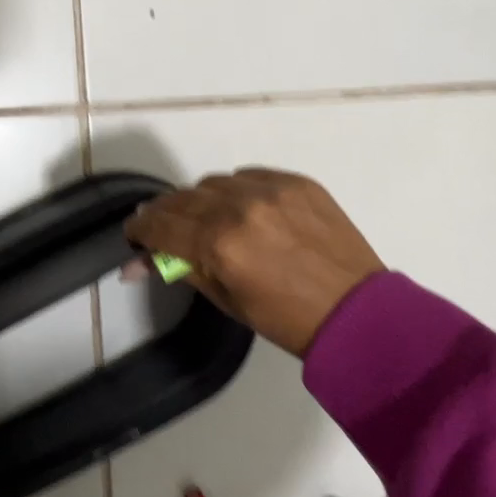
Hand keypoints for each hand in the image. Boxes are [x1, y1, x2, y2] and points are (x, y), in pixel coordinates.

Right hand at [124, 168, 383, 356]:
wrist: (361, 314)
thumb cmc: (287, 320)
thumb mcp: (226, 300)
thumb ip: (181, 269)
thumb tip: (137, 263)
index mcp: (218, 244)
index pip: (160, 225)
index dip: (140, 229)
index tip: (134, 233)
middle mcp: (239, 208)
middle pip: (181, 199)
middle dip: (166, 214)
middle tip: (164, 228)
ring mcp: (269, 190)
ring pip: (212, 183)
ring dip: (202, 201)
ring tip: (210, 220)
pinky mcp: (296, 181)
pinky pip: (248, 176)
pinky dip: (237, 191)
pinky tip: (245, 211)